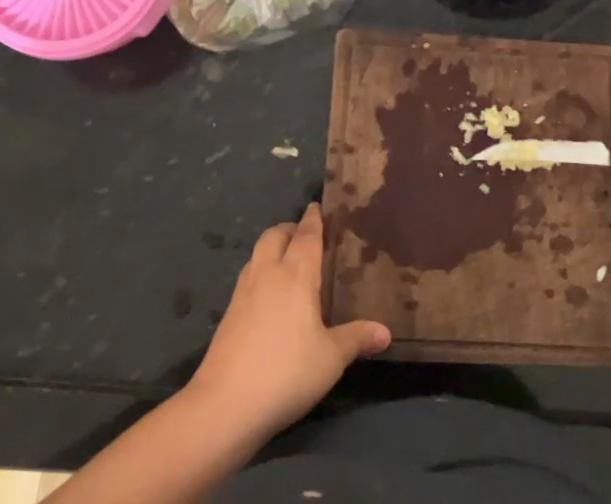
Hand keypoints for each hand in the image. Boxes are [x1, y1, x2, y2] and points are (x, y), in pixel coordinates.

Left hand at [186, 203, 390, 434]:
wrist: (225, 404)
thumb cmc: (287, 371)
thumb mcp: (331, 358)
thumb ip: (357, 339)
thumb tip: (385, 332)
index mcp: (295, 275)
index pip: (306, 236)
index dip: (313, 220)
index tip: (318, 206)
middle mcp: (267, 275)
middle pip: (274, 236)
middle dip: (290, 229)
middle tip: (306, 234)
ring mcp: (242, 294)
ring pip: (257, 255)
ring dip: (272, 249)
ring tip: (289, 262)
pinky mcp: (228, 316)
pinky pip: (248, 279)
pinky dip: (261, 274)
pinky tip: (270, 297)